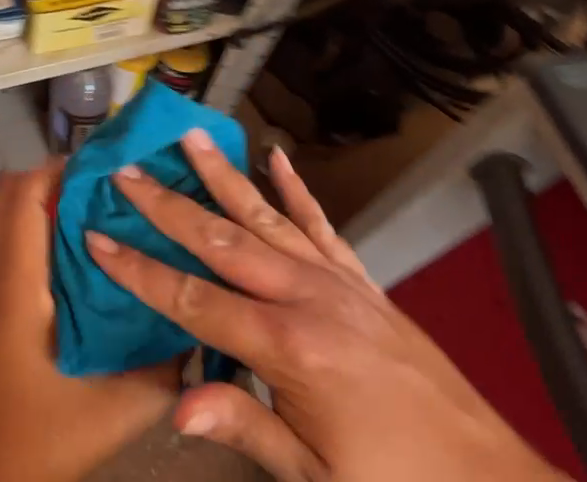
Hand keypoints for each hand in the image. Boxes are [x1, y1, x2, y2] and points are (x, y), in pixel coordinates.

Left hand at [0, 162, 179, 481]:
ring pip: (7, 215)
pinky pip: (7, 240)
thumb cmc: (48, 433)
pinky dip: (37, 228)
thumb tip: (196, 307)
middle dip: (59, 180)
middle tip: (112, 190)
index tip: (110, 171)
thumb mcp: (123, 403)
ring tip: (101, 212)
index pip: (25, 196)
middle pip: (11, 194)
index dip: (63, 170)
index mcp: (16, 284)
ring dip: (47, 202)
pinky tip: (81, 255)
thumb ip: (165, 356)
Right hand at [86, 137, 567, 481]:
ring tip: (192, 139)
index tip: (97, 237)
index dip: (139, 270)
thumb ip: (245, 427)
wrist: (488, 481)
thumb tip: (177, 407)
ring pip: (267, 217)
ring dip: (224, 176)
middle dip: (168, 206)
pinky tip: (278, 160)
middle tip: (127, 172)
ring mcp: (339, 285)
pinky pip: (323, 227)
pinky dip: (298, 191)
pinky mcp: (364, 285)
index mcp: (288, 349)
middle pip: (221, 241)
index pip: (193, 300)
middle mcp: (309, 300)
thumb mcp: (315, 476)